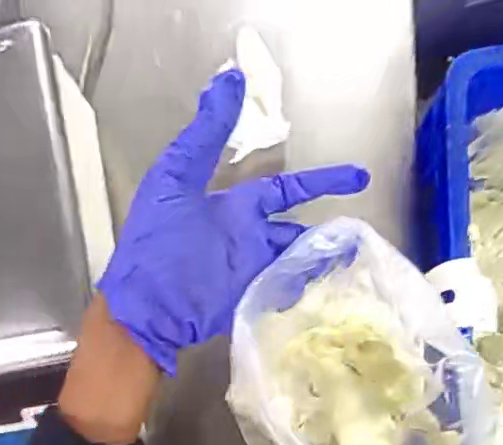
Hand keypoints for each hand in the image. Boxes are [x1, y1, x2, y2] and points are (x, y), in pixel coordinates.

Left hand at [98, 70, 369, 374]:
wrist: (144, 303)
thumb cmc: (154, 242)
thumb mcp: (176, 178)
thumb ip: (206, 135)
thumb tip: (230, 82)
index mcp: (234, 208)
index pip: (284, 191)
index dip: (319, 183)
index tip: (355, 177)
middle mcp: (247, 238)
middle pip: (295, 231)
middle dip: (325, 231)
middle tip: (357, 233)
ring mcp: (248, 272)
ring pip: (293, 262)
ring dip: (318, 260)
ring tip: (351, 259)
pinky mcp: (246, 300)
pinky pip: (280, 292)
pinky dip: (300, 288)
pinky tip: (322, 286)